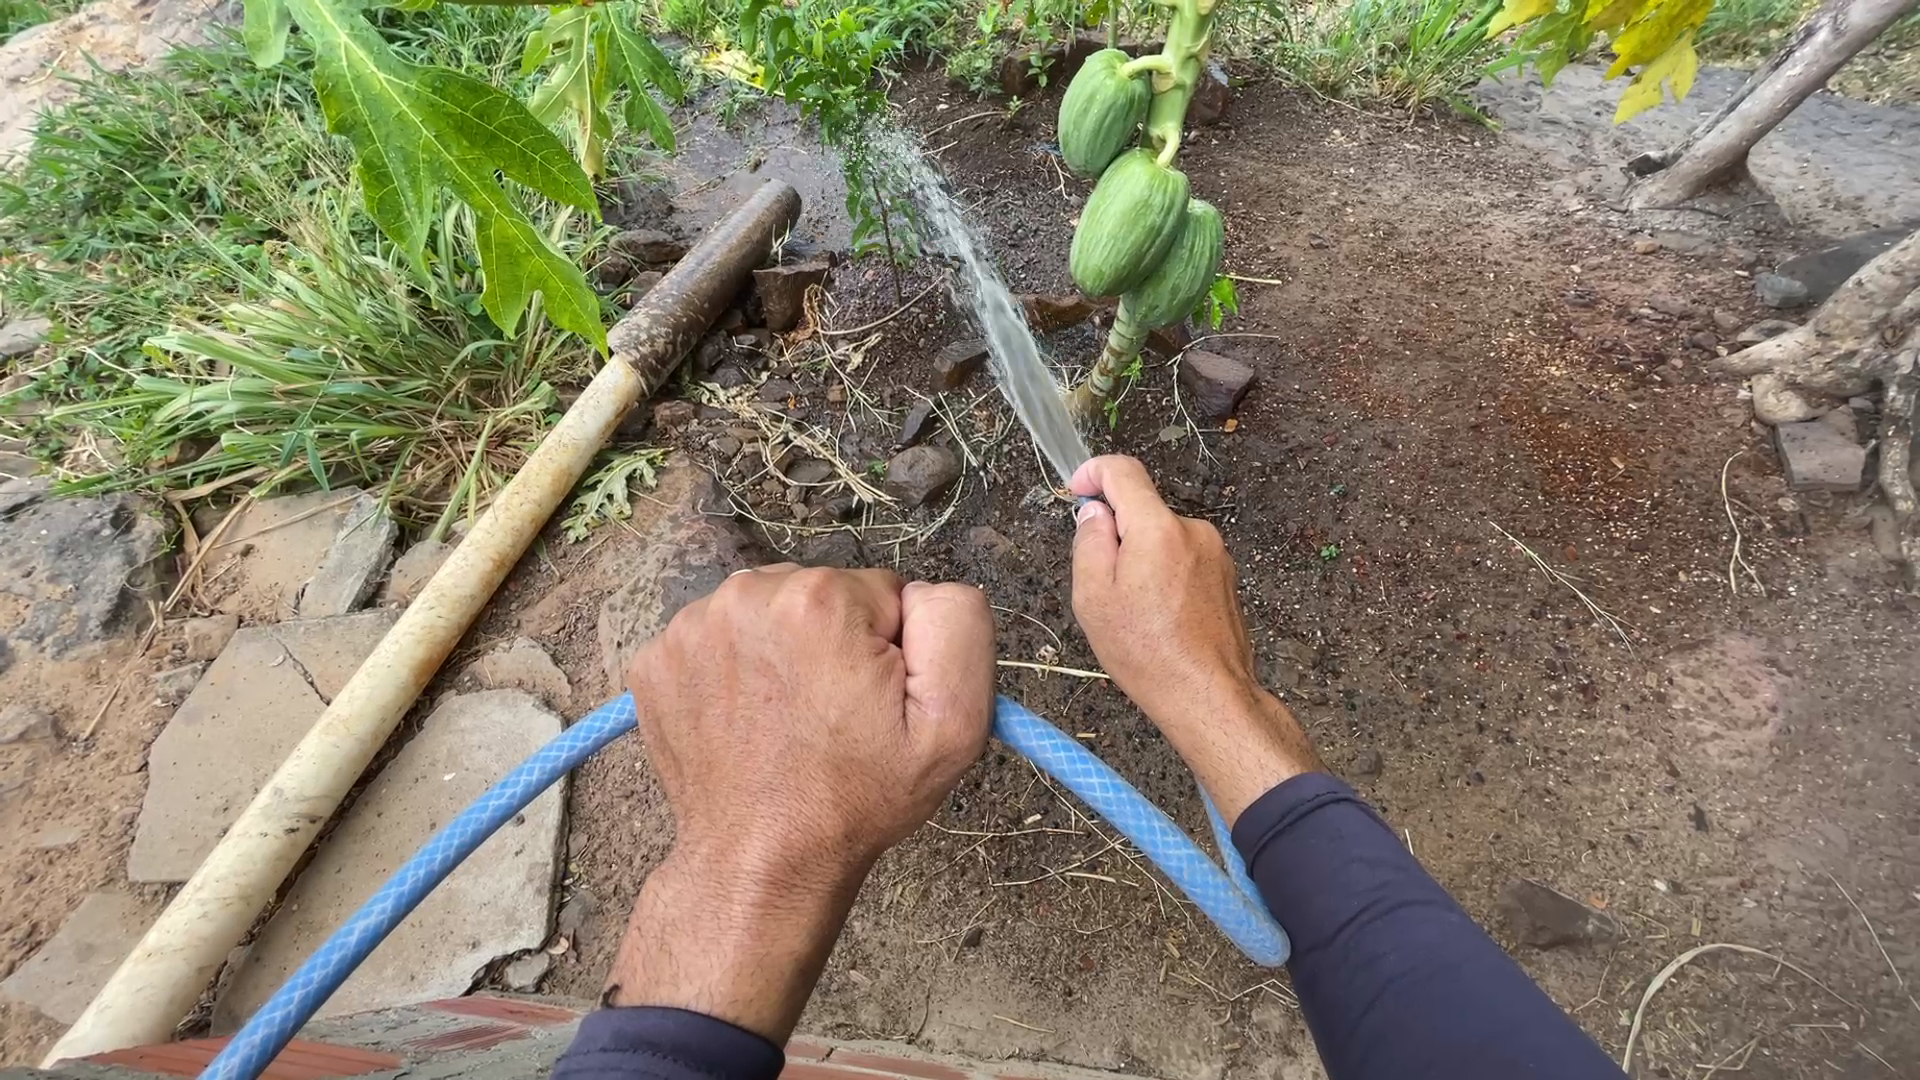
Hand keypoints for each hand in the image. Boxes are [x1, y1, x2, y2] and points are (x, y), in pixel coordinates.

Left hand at [606, 565, 992, 1039]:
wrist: (760, 864)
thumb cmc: (858, 797)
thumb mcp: (953, 724)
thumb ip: (959, 625)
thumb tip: (921, 591)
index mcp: (820, 599)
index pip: (882, 593)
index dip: (890, 647)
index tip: (872, 698)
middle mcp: (746, 594)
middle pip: (823, 593)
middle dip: (837, 640)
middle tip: (834, 709)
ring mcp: (690, 626)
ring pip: (772, 610)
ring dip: (787, 647)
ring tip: (789, 713)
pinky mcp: (655, 657)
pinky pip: (723, 637)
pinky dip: (738, 665)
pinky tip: (747, 715)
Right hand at [1070, 455, 1321, 822]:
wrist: (1208, 695)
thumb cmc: (1145, 651)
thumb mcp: (1094, 598)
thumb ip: (1090, 543)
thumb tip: (1096, 514)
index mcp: (1157, 528)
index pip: (1124, 471)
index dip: (1094, 472)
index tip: (1078, 489)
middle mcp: (1192, 530)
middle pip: (1143, 508)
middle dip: (1116, 531)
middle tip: (1101, 581)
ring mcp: (1214, 552)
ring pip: (1162, 536)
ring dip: (1141, 555)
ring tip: (1134, 608)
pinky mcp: (1225, 574)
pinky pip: (1183, 556)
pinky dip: (1163, 571)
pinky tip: (1159, 615)